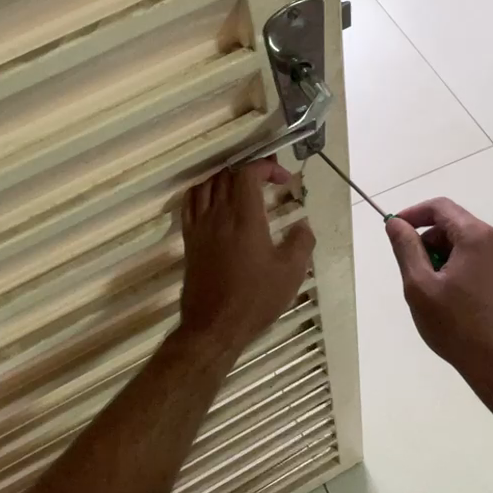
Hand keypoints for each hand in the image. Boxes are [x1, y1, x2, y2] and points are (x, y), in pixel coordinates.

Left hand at [178, 158, 315, 352]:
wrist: (214, 325)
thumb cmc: (255, 299)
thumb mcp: (290, 273)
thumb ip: (301, 243)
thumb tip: (303, 226)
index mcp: (244, 218)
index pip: (248, 173)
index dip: (266, 167)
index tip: (284, 179)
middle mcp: (219, 215)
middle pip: (227, 175)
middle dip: (249, 169)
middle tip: (268, 179)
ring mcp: (200, 226)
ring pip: (207, 185)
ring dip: (227, 178)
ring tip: (244, 188)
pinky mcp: (189, 239)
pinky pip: (191, 203)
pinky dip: (204, 191)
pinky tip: (215, 201)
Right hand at [385, 198, 492, 385]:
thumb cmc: (457, 327)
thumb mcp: (420, 286)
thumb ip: (406, 248)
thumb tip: (396, 223)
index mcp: (478, 236)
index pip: (440, 207)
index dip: (412, 214)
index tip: (393, 230)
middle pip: (454, 225)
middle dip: (428, 241)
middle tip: (412, 272)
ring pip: (466, 243)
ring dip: (443, 256)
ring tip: (432, 291)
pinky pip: (480, 258)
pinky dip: (460, 267)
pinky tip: (452, 298)